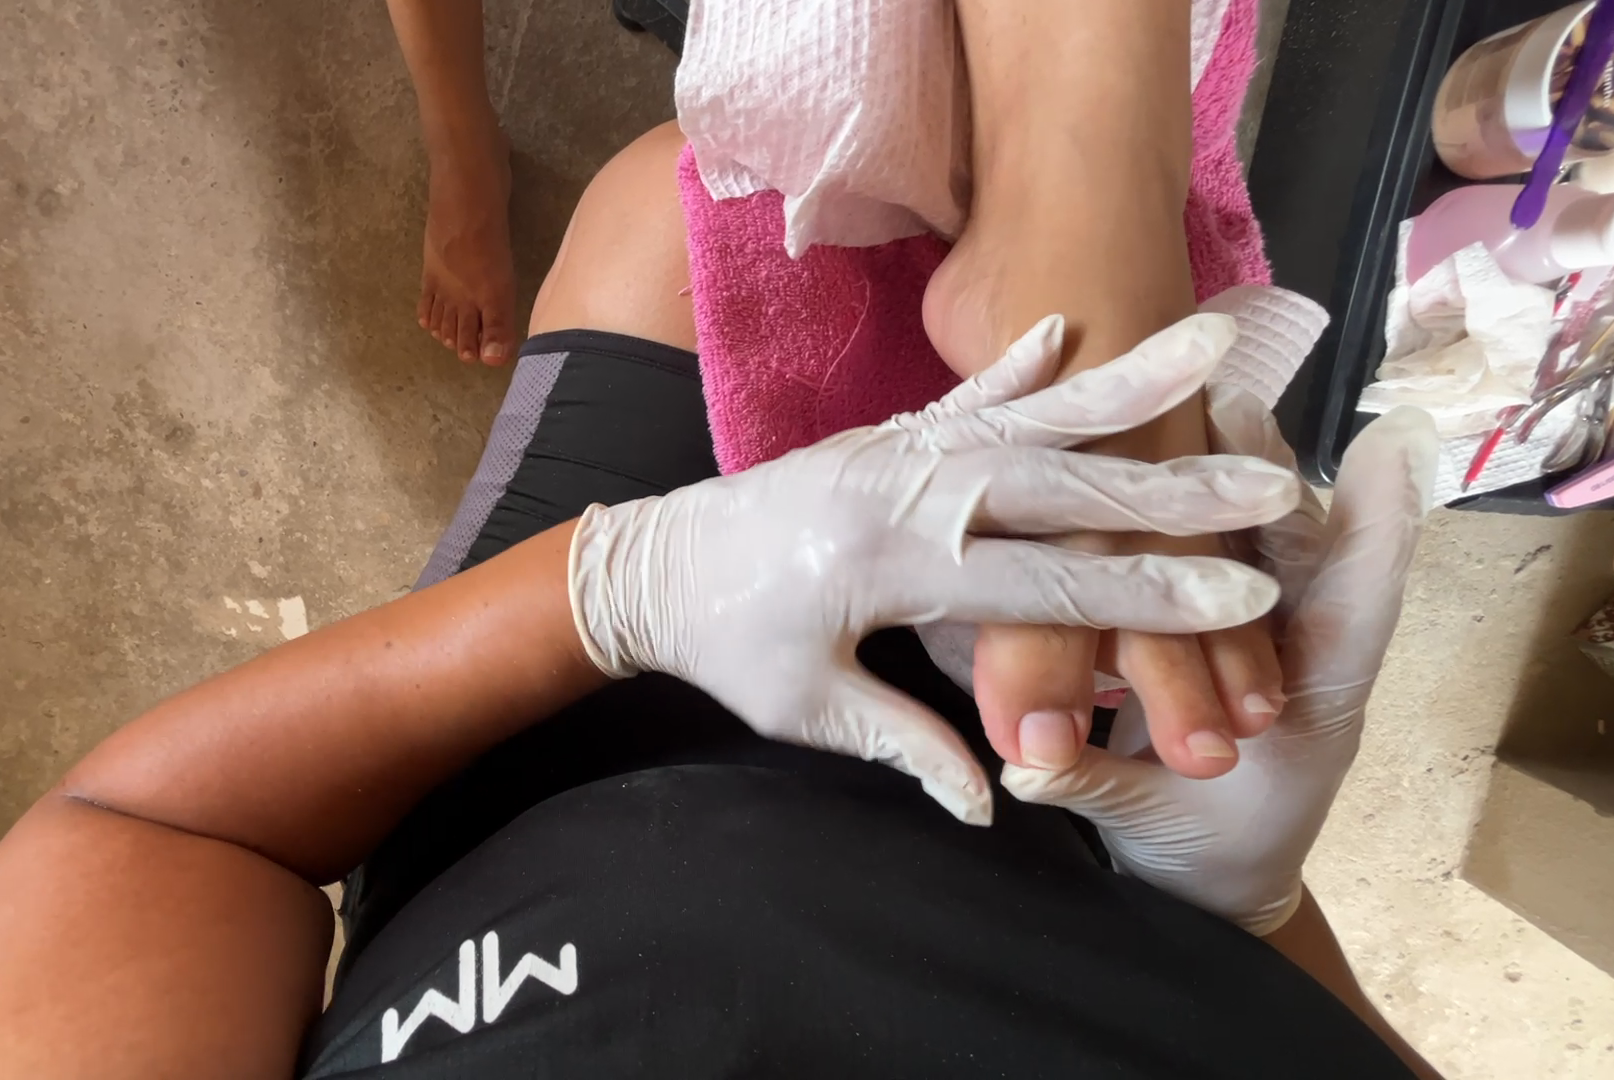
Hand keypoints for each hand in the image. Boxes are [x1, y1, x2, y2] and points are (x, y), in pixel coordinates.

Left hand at [569, 314, 1300, 824]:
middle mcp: (892, 494)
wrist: (648, 570)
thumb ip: (904, 745)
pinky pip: (951, 402)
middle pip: (1049, 489)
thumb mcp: (805, 709)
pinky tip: (1067, 331)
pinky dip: (1011, 370)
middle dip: (1165, 490)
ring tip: (1207, 345)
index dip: (1142, 596)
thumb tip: (991, 798)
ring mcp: (881, 455)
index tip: (1245, 594)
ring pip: (1015, 423)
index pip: (1038, 586)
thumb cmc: (720, 645)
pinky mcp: (868, 440)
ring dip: (1114, 391)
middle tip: (1271, 482)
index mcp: (883, 569)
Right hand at [1001, 394, 1437, 931]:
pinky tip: (1129, 485)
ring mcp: (1237, 650)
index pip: (1350, 609)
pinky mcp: (1191, 648)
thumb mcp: (1144, 826)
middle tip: (1225, 403)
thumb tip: (1023, 761)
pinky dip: (1170, 525)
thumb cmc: (1197, 856)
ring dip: (1218, 483)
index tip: (1389, 446)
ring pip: (1238, 552)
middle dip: (1265, 474)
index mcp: (1308, 708)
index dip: (1373, 527)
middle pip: (1292, 554)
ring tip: (1185, 416)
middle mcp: (1281, 660)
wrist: (1200, 884)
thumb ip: (1090, 786)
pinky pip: (1186, 577)